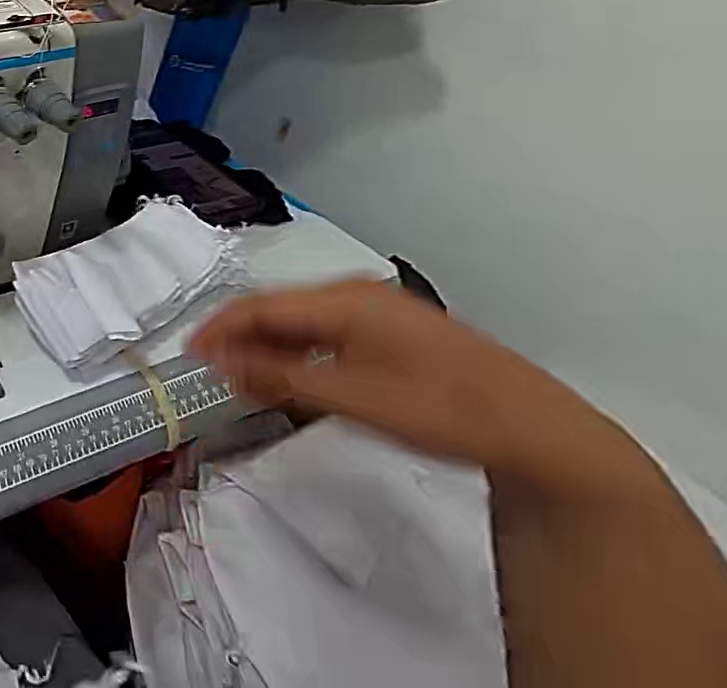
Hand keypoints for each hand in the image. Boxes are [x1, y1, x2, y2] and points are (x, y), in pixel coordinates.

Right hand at [188, 280, 657, 500]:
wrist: (538, 432)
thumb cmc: (445, 410)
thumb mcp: (352, 397)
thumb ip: (279, 377)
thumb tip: (222, 363)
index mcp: (344, 300)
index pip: (259, 304)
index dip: (219, 326)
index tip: (188, 351)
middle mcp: (354, 295)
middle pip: (276, 308)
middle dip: (239, 335)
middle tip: (211, 367)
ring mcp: (373, 311)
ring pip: (298, 320)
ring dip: (266, 345)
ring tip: (242, 374)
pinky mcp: (387, 331)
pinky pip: (322, 332)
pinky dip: (295, 350)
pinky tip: (288, 373)